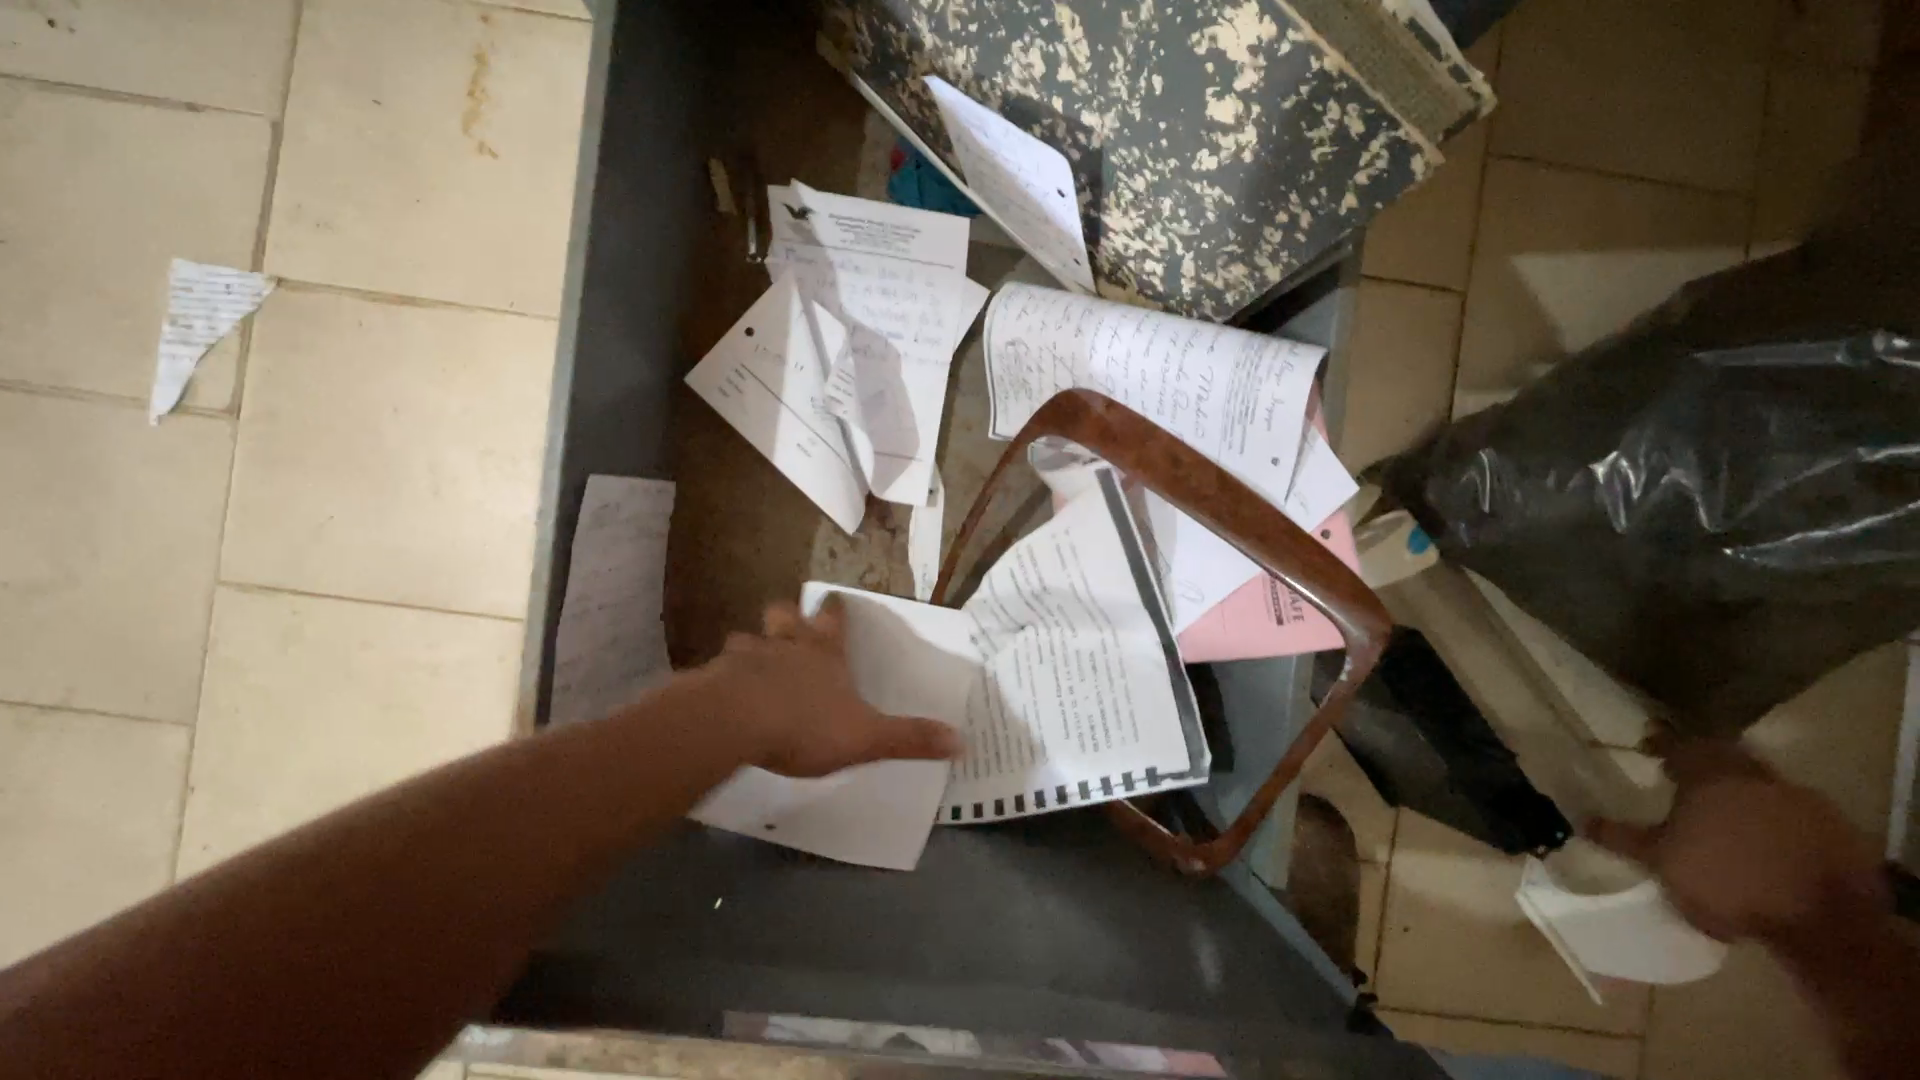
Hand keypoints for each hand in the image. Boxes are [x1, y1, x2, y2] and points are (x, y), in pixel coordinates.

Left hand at [694, 596, 961, 777]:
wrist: (734, 724)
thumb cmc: (805, 724)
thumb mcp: (866, 736)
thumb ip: (909, 738)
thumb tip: (962, 740)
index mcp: (824, 653)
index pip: (833, 619)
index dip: (835, 611)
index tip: (835, 600)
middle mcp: (786, 646)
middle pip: (785, 616)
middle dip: (788, 618)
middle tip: (789, 624)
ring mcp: (745, 658)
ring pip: (747, 640)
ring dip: (751, 648)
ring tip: (751, 661)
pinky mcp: (713, 678)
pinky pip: (717, 671)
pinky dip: (721, 678)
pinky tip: (720, 693)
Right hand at [1586, 738, 1886, 943]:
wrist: (1823, 925)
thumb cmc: (1724, 881)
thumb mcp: (1660, 861)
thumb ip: (1622, 837)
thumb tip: (1582, 820)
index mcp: (1710, 777)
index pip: (1679, 745)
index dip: (1662, 742)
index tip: (1648, 746)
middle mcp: (1756, 778)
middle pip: (1726, 756)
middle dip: (1704, 761)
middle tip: (1684, 773)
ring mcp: (1803, 803)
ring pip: (1762, 782)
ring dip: (1741, 789)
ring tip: (1723, 809)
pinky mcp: (1837, 831)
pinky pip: (1796, 811)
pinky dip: (1776, 815)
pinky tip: (1766, 837)